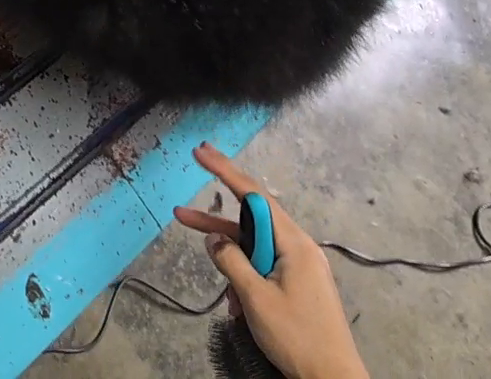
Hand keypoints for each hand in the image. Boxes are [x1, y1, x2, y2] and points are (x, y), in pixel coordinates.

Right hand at [173, 144, 368, 378]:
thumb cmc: (298, 337)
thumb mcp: (256, 298)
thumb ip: (231, 261)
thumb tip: (215, 239)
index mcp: (295, 244)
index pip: (254, 196)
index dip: (225, 171)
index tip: (201, 152)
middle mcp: (300, 248)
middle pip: (252, 218)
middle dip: (217, 215)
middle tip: (190, 186)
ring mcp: (300, 267)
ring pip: (255, 246)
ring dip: (228, 254)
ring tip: (198, 257)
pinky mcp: (298, 285)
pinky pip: (263, 266)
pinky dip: (243, 275)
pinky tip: (233, 301)